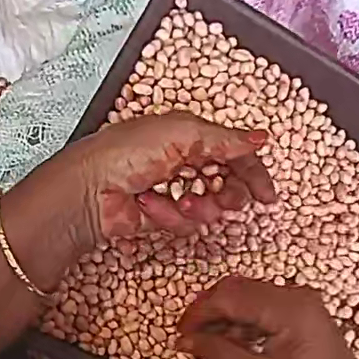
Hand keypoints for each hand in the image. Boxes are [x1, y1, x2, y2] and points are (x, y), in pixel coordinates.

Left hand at [35, 111, 277, 245]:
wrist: (90, 190)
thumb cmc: (127, 152)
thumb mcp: (182, 134)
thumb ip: (225, 139)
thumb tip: (260, 138)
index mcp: (190, 136)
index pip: (234, 154)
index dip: (253, 173)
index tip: (267, 195)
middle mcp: (184, 163)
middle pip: (226, 185)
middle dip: (226, 195)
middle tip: (222, 198)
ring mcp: (172, 191)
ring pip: (208, 208)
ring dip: (196, 207)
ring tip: (178, 201)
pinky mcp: (161, 216)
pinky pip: (183, 224)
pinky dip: (169, 216)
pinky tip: (150, 206)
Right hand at [176, 276, 358, 358]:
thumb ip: (219, 354)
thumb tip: (184, 341)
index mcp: (288, 307)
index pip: (229, 295)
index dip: (198, 312)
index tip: (178, 335)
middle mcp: (295, 296)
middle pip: (237, 289)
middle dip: (208, 311)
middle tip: (187, 338)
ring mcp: (301, 304)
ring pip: (248, 297)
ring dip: (223, 316)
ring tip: (204, 344)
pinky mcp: (303, 316)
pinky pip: (262, 308)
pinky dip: (241, 322)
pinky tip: (229, 343)